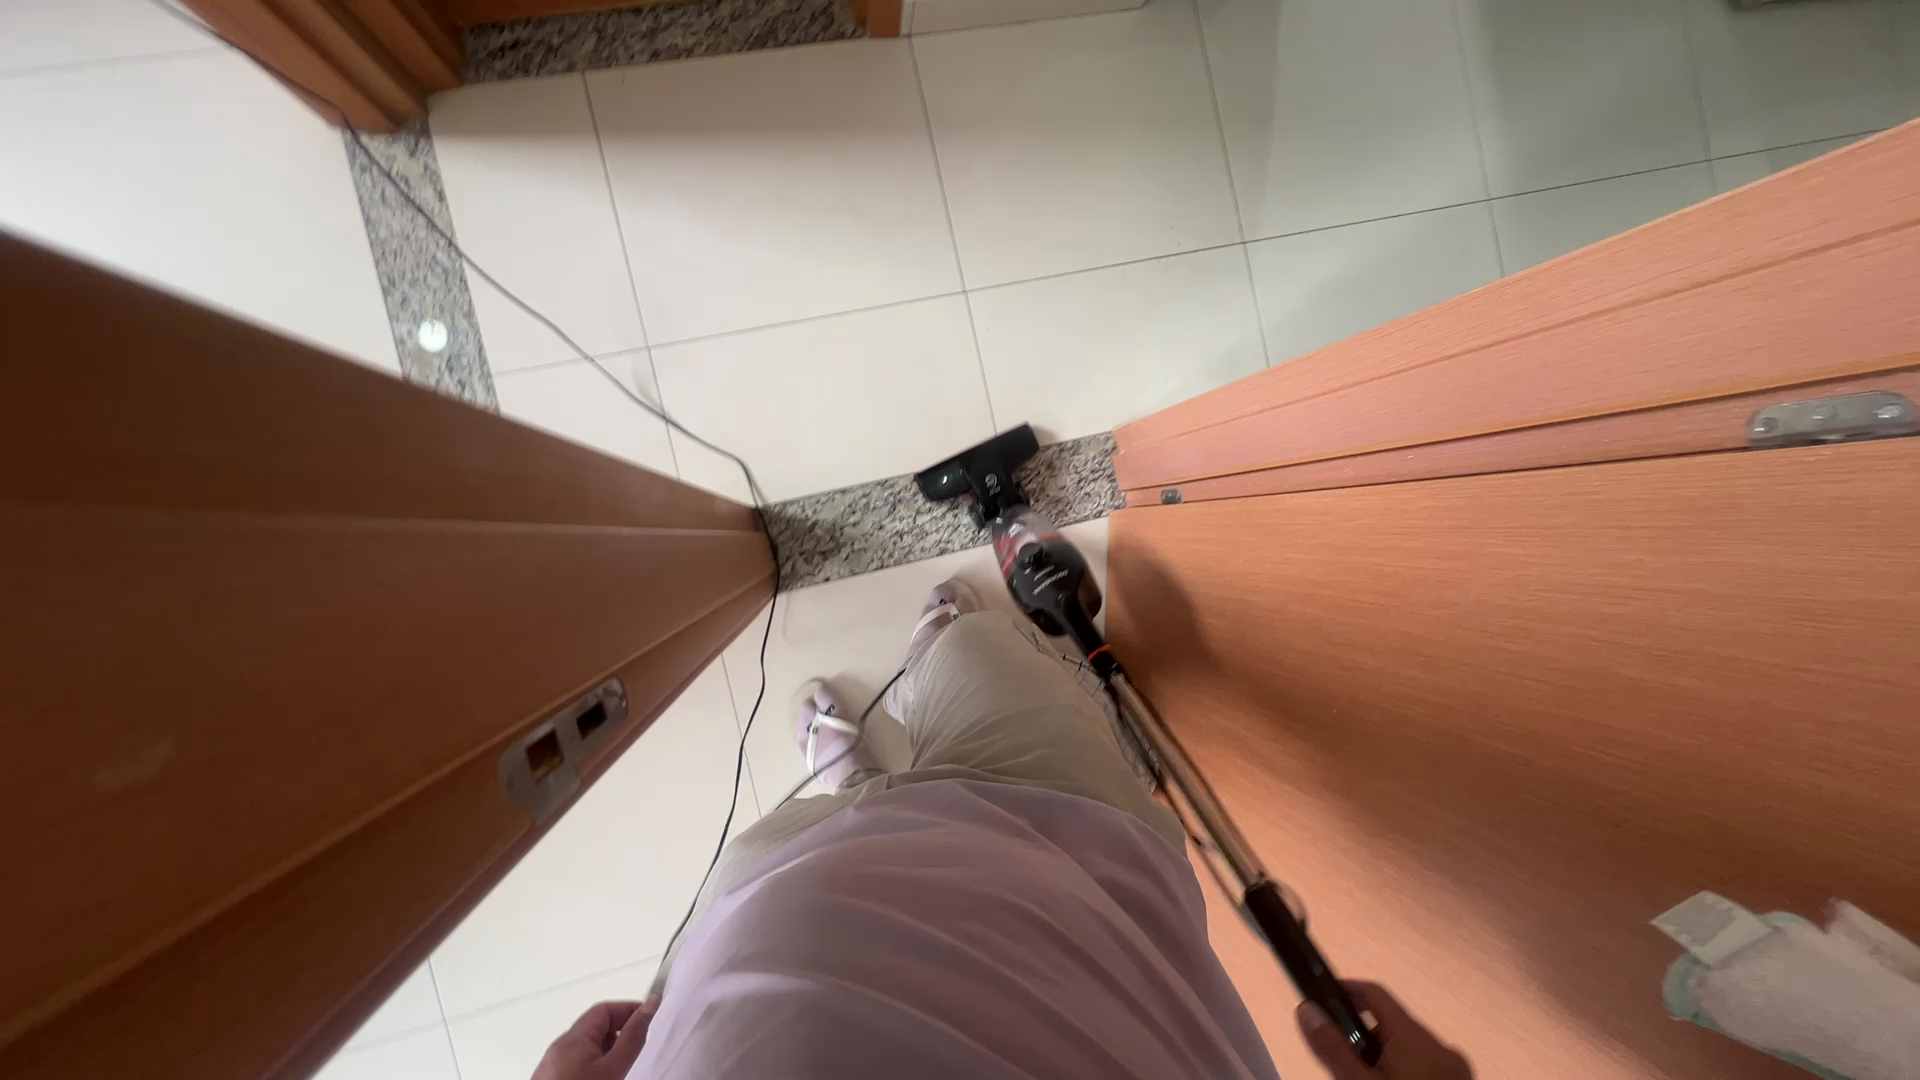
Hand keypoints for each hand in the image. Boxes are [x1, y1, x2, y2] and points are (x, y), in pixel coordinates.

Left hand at [531, 999, 657, 1079]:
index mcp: (571, 1039)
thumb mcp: (615, 1068)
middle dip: (617, 1034)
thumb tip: (651, 1003)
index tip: (648, 1022)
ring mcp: (548, 1070)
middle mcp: (556, 1049)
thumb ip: (634, 1035)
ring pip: (583, 1049)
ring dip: (604, 1053)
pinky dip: (590, 1068)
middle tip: (635, 1050)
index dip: (628, 1010)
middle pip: (593, 1028)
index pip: (604, 1009)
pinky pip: (573, 1066)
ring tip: (619, 1071)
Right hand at [1297, 981, 1470, 1079]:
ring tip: (1361, 1079)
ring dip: (1383, 1057)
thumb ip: (1331, 1047)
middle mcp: (1443, 1049)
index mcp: (1418, 1039)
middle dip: (1362, 1035)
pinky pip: (1425, 1069)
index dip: (1346, 990)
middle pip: (1391, 1025)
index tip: (1321, 1001)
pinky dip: (1403, 1072)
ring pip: (1409, 1049)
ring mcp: (1457, 1073)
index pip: (1375, 993)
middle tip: (1340, 1059)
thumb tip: (1305, 1008)